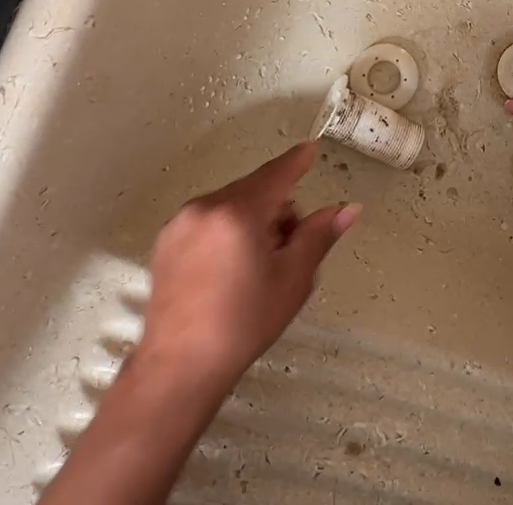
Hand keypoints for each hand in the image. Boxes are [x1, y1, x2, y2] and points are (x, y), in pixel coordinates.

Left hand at [134, 141, 357, 393]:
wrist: (179, 365)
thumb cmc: (244, 322)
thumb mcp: (293, 278)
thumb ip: (319, 234)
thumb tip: (347, 208)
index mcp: (239, 212)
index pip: (277, 174)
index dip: (297, 160)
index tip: (311, 147)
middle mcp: (205, 207)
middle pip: (254, 191)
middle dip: (276, 208)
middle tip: (286, 250)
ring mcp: (180, 223)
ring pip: (230, 205)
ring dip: (251, 219)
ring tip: (256, 266)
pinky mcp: (165, 242)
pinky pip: (208, 220)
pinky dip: (226, 230)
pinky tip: (229, 270)